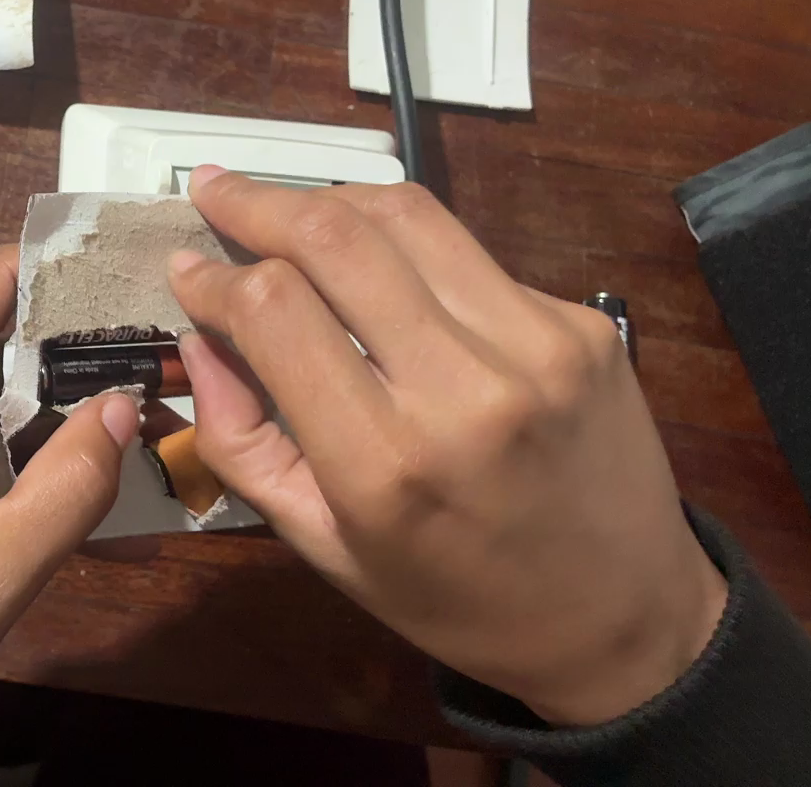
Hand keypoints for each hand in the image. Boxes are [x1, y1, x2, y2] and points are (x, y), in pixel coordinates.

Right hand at [168, 168, 726, 725]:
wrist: (627, 621)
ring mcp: (536, 342)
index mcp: (382, 459)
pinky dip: (386, 234)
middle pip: (334, 238)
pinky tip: (360, 256)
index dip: (213, 279)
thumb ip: (235, 438)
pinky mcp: (576, 321)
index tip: (184, 269)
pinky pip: (453, 246)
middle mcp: (464, 386)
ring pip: (401, 214)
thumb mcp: (311, 537)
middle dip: (254, 202)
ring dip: (319, 196)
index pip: (274, 311)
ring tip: (273, 204)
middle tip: (210, 188)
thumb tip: (199, 338)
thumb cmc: (442, 591)